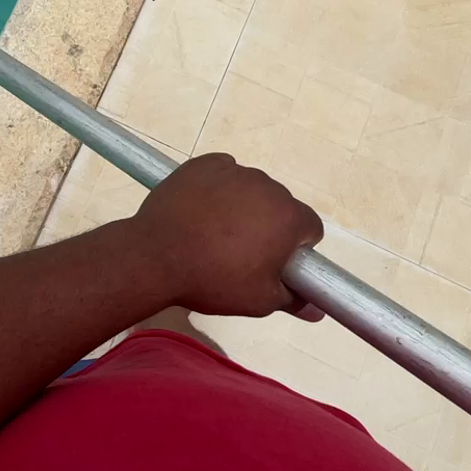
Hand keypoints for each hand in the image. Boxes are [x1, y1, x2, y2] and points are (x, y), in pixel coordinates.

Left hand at [127, 153, 323, 317]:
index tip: (272, 263)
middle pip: (279, 206)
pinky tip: (200, 209)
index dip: (295, 249)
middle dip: (268, 225)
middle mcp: (266, 185)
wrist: (156, 255)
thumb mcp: (259, 300)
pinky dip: (217, 188)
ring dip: (242, 205)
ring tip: (214, 232)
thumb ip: (293, 299)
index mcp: (288, 216)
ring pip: (250, 189)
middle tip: (241, 251)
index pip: (309, 228)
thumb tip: (315, 308)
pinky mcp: (204, 163)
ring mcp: (233, 169)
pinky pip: (222, 173)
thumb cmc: (213, 279)